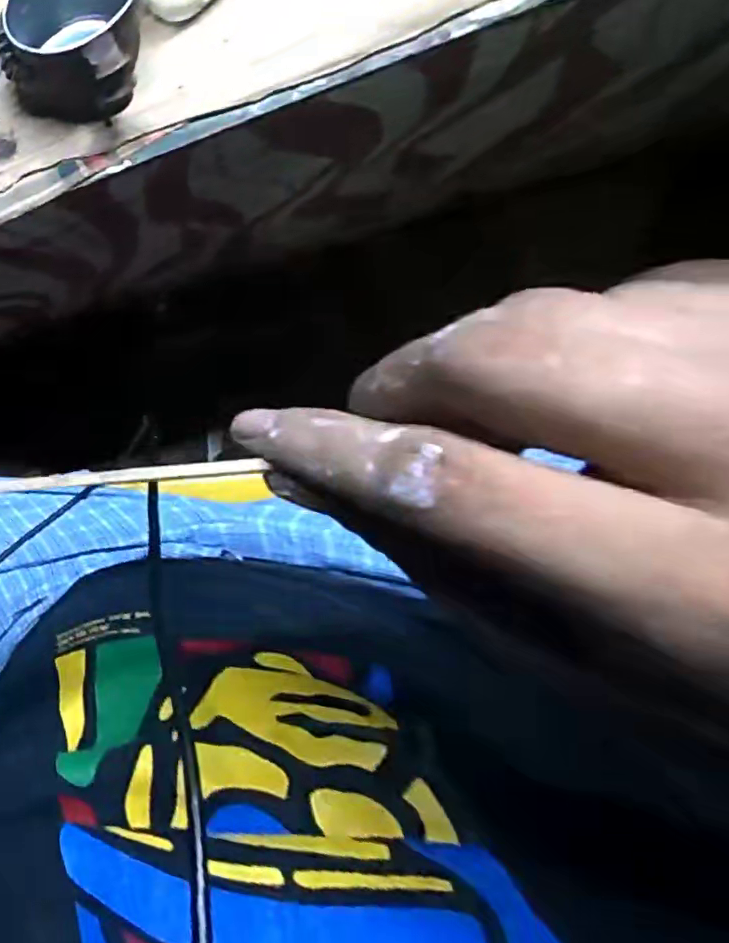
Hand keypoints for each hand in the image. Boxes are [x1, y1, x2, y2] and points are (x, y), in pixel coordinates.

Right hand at [229, 262, 728, 699]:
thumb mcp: (578, 654)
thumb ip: (432, 558)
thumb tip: (300, 475)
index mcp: (691, 582)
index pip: (450, 480)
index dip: (333, 447)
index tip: (256, 429)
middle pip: (505, 357)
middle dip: (407, 382)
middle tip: (393, 423)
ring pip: (566, 308)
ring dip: (491, 358)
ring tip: (511, 412)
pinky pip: (657, 287)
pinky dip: (596, 330)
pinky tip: (619, 383)